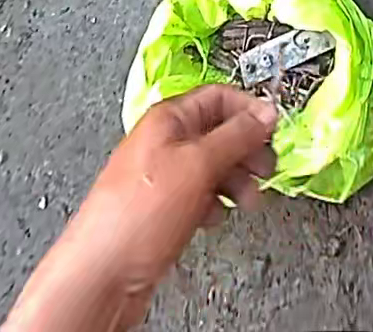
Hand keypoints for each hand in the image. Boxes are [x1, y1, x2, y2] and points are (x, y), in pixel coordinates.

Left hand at [2, 85, 276, 331]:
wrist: (100, 277)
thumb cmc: (137, 214)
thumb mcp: (198, 164)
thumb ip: (236, 136)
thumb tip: (265, 113)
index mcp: (168, 117)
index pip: (219, 95)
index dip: (248, 108)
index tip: (272, 127)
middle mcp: (164, 141)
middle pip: (218, 130)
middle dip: (246, 148)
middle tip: (265, 166)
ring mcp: (162, 175)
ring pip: (211, 164)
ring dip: (235, 179)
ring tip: (247, 199)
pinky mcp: (161, 207)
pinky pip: (199, 193)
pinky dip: (215, 201)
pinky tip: (216, 215)